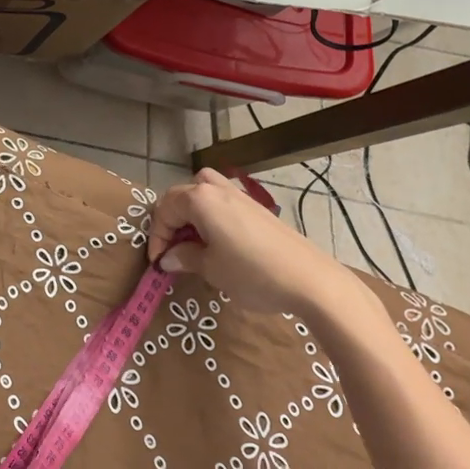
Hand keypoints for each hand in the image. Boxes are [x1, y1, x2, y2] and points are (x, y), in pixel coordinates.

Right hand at [146, 168, 362, 315]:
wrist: (312, 280)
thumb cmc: (253, 274)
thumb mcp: (212, 270)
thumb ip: (185, 258)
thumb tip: (168, 258)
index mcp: (199, 199)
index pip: (164, 211)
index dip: (157, 237)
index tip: (158, 263)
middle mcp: (215, 188)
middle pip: (180, 196)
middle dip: (170, 222)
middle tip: (172, 251)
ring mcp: (239, 194)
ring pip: (202, 190)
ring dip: (190, 210)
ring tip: (193, 237)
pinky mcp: (257, 207)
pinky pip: (222, 199)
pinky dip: (211, 212)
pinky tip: (220, 238)